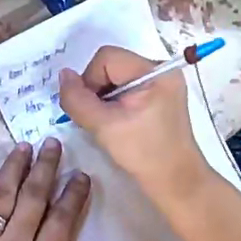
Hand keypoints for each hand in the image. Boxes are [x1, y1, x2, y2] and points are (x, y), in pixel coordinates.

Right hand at [58, 46, 214, 209]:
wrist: (176, 181)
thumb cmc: (142, 153)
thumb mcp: (103, 126)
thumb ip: (77, 98)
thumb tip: (64, 75)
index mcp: (154, 72)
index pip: (106, 58)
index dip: (90, 80)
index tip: (91, 109)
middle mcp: (161, 70)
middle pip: (112, 64)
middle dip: (97, 89)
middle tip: (98, 117)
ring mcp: (162, 83)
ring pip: (117, 76)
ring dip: (105, 96)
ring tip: (108, 121)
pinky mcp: (160, 96)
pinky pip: (127, 87)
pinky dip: (116, 101)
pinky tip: (118, 122)